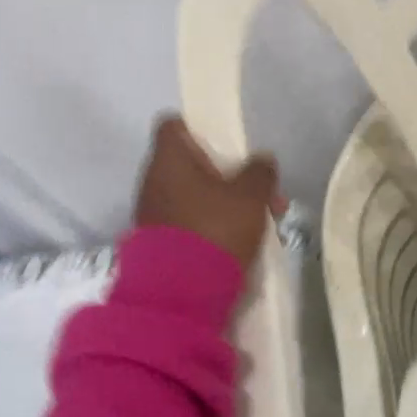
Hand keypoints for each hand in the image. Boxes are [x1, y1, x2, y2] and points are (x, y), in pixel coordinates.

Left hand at [132, 115, 284, 267]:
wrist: (182, 291)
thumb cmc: (216, 229)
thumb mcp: (251, 198)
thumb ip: (260, 173)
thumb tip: (262, 159)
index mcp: (169, 159)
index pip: (175, 125)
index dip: (203, 131)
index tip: (232, 150)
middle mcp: (153, 180)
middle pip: (192, 165)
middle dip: (230, 178)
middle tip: (263, 199)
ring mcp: (153, 213)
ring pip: (195, 196)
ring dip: (225, 206)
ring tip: (258, 228)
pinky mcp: (158, 242)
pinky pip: (190, 223)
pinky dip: (213, 228)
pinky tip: (238, 246)